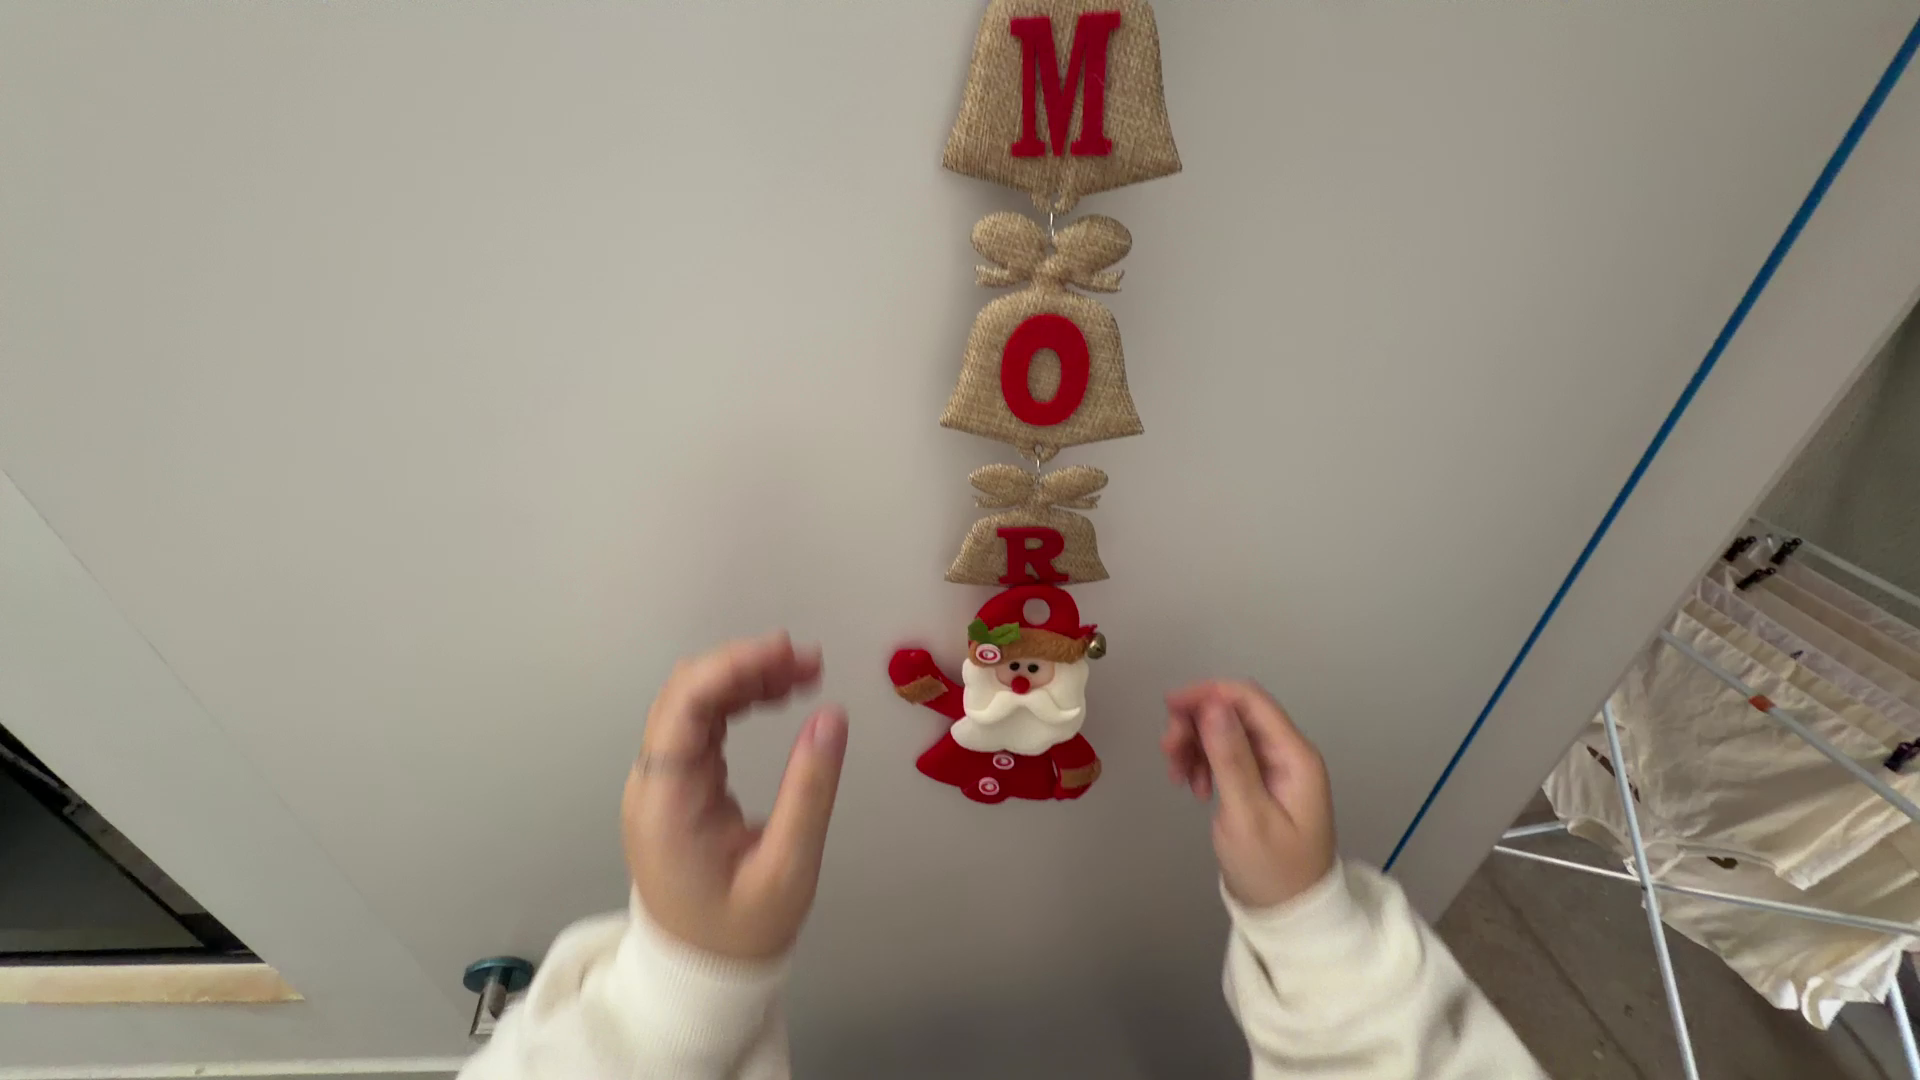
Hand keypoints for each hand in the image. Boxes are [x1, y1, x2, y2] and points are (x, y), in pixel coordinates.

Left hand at [623, 632, 848, 960]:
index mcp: (668, 801)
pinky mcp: (680, 782)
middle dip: (747, 664)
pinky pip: (704, 722)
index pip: (685, 707)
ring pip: (696, 701)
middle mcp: (654, 780)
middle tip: (810, 663)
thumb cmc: (742, 930)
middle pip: (688, 694)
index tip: (788, 653)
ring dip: (747, 677)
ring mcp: (663, 780)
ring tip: (806, 674)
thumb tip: (833, 716)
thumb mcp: (788, 867)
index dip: (733, 666)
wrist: (700, 973)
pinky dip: (742, 700)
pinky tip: (779, 695)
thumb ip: (809, 789)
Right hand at [1163, 680, 1335, 908]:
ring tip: (1178, 777)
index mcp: (1293, 755)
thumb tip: (1213, 705)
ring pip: (1223, 731)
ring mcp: (1272, 766)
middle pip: (1232, 713)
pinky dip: (1202, 761)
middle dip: (1195, 724)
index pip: (1249, 699)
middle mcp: (1285, 752)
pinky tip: (1192, 786)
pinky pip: (1224, 753)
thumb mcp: (1247, 816)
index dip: (1207, 694)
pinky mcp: (1258, 780)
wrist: (1289, 917)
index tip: (1169, 707)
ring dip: (1194, 744)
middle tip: (1167, 752)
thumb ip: (1231, 758)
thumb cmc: (1271, 871)